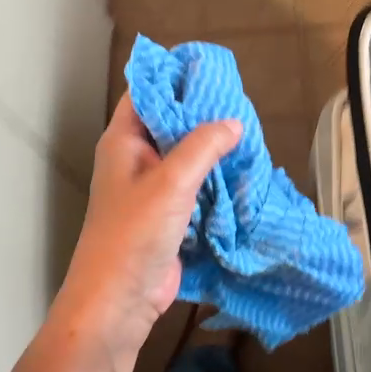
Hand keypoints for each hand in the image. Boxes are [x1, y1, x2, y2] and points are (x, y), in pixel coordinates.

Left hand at [52, 99, 242, 359]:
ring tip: (251, 135)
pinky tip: (245, 173)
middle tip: (242, 103)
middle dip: (203, 115)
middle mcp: (136, 160)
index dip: (173, 79)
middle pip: (171, 124)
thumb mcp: (172, 182)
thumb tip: (234, 122)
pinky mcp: (169, 217)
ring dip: (214, 150)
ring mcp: (152, 190)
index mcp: (123, 142)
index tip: (210, 70)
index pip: (145, 94)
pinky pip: (197, 187)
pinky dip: (218, 180)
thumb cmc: (134, 234)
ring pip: (187, 157)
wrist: (119, 301)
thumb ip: (203, 146)